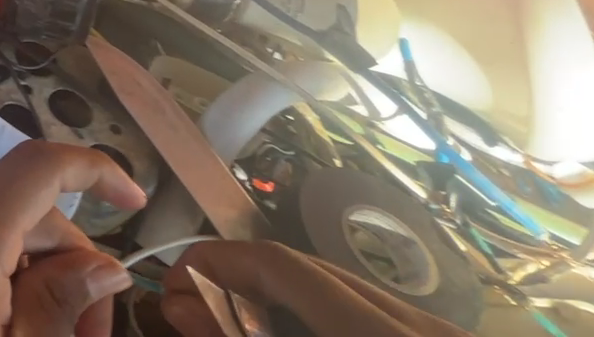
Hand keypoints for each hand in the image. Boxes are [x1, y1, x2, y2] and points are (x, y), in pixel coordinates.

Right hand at [162, 241, 472, 336]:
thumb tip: (179, 305)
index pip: (278, 263)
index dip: (213, 263)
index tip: (172, 287)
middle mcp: (421, 330)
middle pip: (301, 268)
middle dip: (234, 282)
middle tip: (190, 311)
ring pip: (329, 289)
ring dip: (267, 301)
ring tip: (228, 327)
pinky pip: (357, 314)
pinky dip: (305, 320)